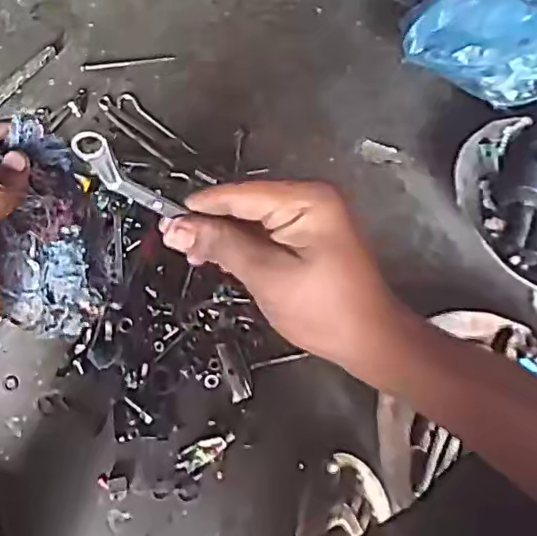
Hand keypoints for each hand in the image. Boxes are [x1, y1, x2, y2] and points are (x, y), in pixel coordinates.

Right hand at [161, 181, 407, 368]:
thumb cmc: (327, 310)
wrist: (369, 341)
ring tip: (194, 254)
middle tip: (176, 243)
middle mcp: (308, 198)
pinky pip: (260, 230)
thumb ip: (220, 246)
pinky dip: (238, 244)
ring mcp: (307, 216)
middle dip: (208, 223)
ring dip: (220, 236)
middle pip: (241, 203)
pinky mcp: (302, 233)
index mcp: (306, 200)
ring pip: (247, 217)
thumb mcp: (266, 275)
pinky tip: (218, 257)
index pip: (238, 194)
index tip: (167, 220)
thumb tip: (178, 228)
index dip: (200, 207)